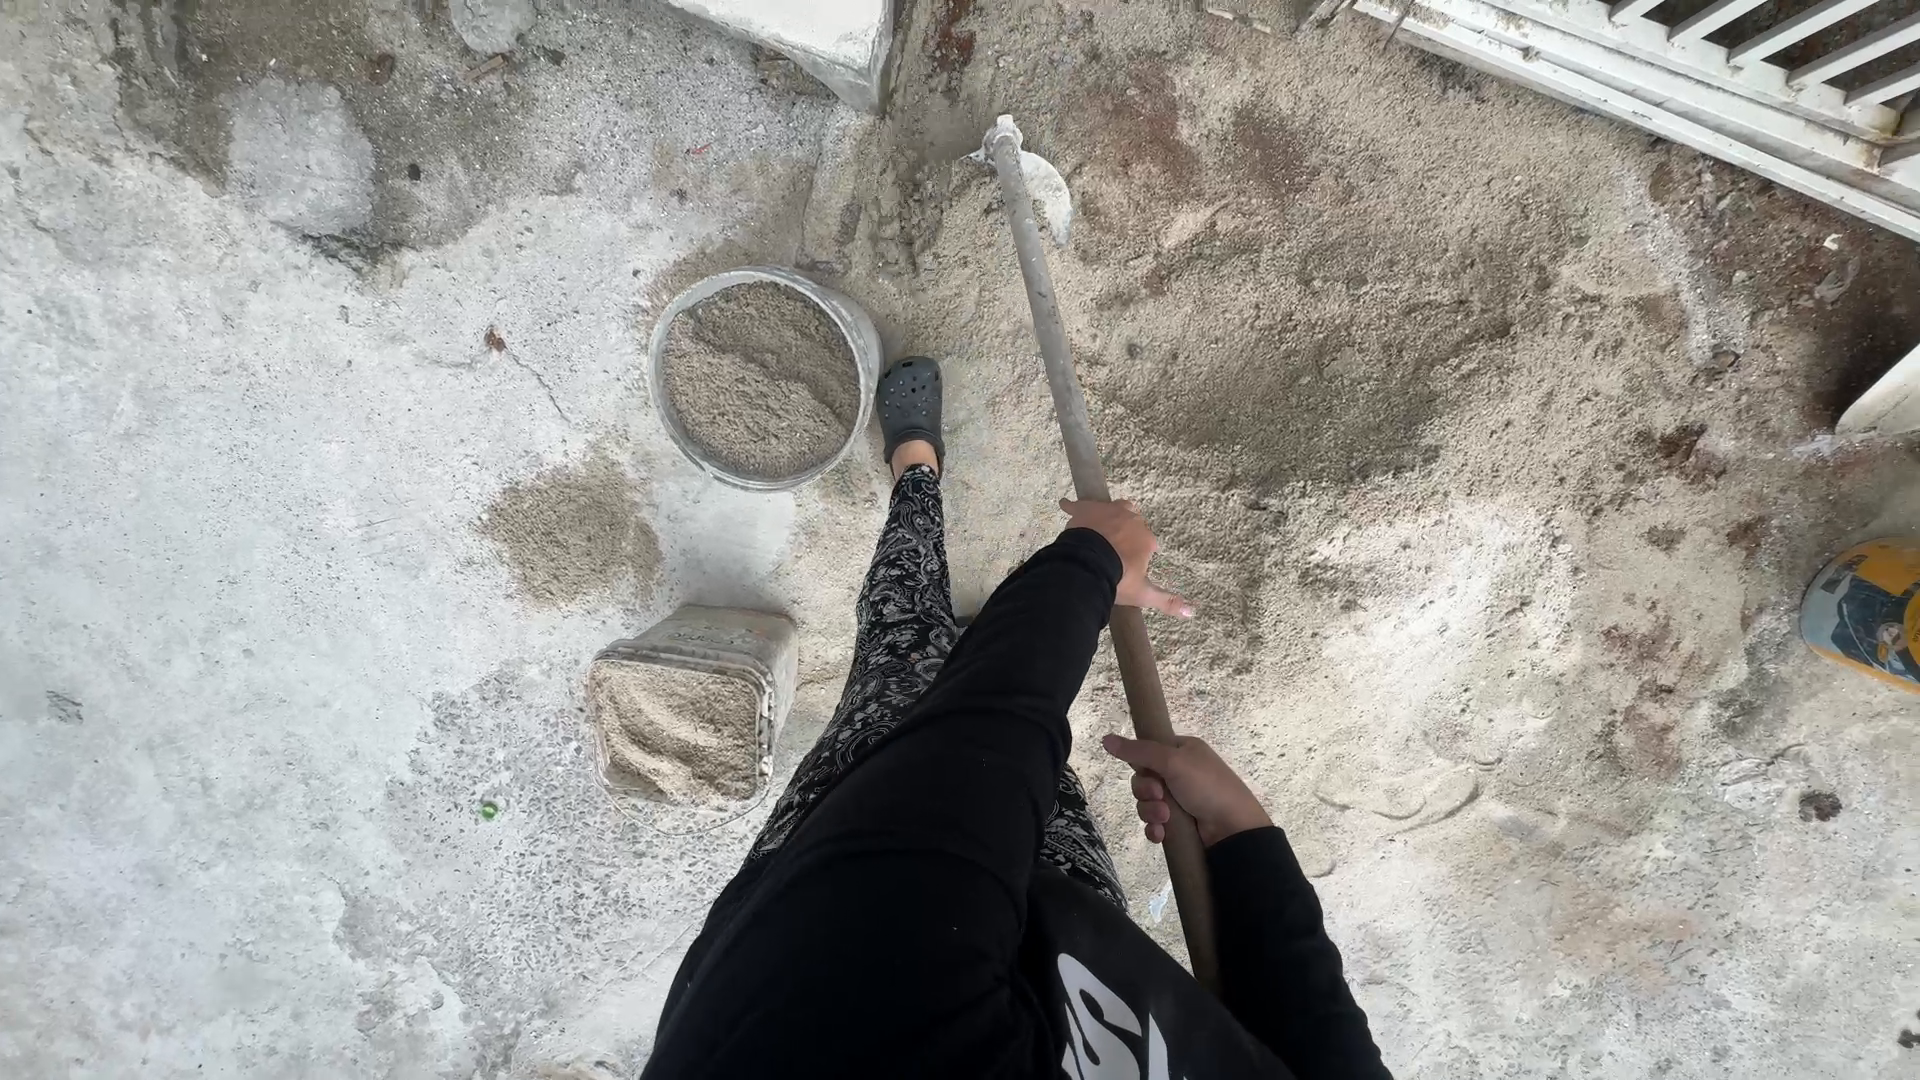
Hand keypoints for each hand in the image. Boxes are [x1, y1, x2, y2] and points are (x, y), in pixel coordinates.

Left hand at [1057, 499, 1191, 617]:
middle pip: (1133, 520)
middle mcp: (1130, 519)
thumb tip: (1191, 612)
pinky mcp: (1085, 509)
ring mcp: (1107, 511)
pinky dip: (1071, 506)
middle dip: (1127, 530)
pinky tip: (1064, 504)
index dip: (1142, 551)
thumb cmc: (1118, 579)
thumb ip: (1167, 601)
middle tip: (1118, 545)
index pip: (1148, 542)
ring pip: (1113, 507)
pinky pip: (1077, 504)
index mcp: (1145, 538)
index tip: (1134, 562)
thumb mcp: (1144, 594)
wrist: (1087, 566)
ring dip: (1109, 514)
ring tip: (1104, 523)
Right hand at [1101, 733, 1270, 846]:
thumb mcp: (1172, 761)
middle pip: (1143, 778)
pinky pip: (1154, 823)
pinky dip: (1154, 828)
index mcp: (1183, 751)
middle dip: (1146, 791)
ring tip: (1165, 819)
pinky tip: (1161, 834)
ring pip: (1146, 802)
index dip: (1142, 762)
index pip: (1148, 751)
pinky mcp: (1179, 824)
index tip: (1147, 770)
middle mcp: (1180, 772)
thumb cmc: (1207, 786)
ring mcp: (1180, 799)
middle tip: (1159, 796)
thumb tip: (1105, 739)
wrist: (1234, 830)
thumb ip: (1137, 751)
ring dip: (1150, 811)